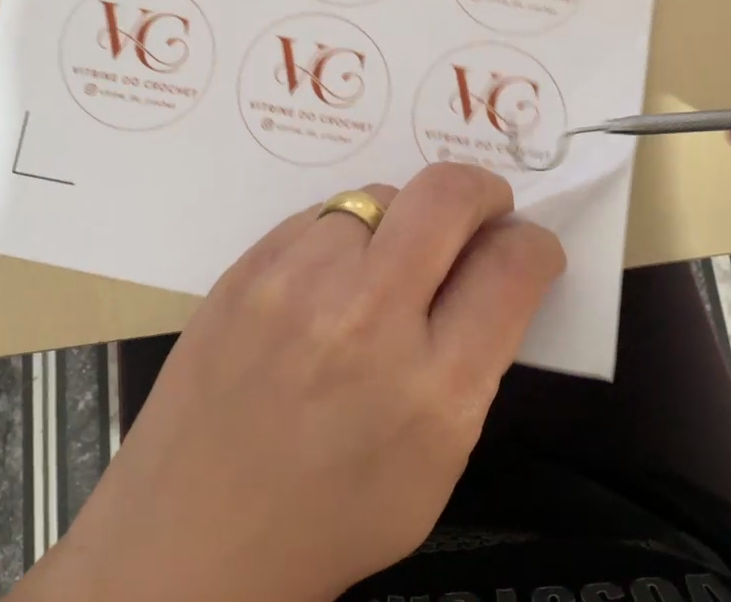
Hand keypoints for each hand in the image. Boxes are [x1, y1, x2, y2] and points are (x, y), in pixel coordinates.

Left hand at [12, 164, 563, 601]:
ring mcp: (294, 284)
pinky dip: (342, 236)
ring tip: (387, 264)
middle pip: (446, 196)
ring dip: (402, 221)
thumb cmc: (334, 515)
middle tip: (482, 213)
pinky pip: (317, 216)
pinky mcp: (243, 270)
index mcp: (433, 387)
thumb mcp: (438, 463)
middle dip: (482, 192)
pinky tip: (328, 279)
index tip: (529, 248)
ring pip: (377, 196)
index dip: (535, 246)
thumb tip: (493, 272)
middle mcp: (366, 318)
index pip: (511, 267)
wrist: (195, 538)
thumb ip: (474, 361)